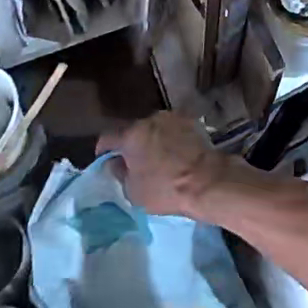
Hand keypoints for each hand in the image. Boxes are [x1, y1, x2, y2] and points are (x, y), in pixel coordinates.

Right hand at [97, 112, 240, 218]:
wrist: (205, 180)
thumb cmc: (164, 189)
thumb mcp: (132, 190)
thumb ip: (119, 172)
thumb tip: (115, 161)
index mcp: (132, 134)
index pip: (108, 136)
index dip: (103, 148)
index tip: (104, 158)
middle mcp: (150, 118)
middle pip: (133, 129)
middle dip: (130, 143)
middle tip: (133, 160)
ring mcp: (172, 117)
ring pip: (154, 127)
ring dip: (151, 138)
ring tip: (156, 155)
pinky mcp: (190, 120)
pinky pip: (172, 127)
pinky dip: (169, 137)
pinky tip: (174, 151)